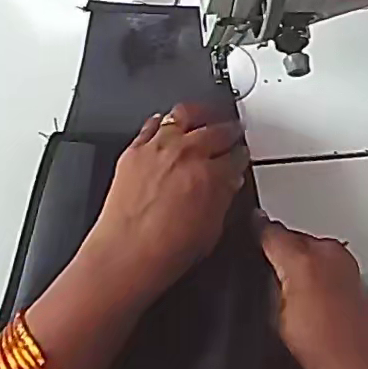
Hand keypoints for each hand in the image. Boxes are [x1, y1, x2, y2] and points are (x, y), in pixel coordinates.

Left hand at [78, 103, 245, 302]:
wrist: (126, 254)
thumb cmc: (165, 250)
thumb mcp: (212, 230)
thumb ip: (223, 199)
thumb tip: (227, 185)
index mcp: (211, 174)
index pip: (236, 155)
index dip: (241, 155)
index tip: (240, 155)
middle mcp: (186, 154)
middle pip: (216, 129)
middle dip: (229, 129)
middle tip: (232, 129)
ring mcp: (158, 147)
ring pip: (184, 114)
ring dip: (200, 114)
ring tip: (206, 114)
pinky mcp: (135, 149)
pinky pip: (152, 124)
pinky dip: (163, 121)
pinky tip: (167, 122)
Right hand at [258, 218, 367, 368]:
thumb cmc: (323, 357)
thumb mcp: (276, 320)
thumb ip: (268, 281)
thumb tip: (261, 261)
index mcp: (303, 258)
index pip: (268, 229)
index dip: (252, 236)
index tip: (242, 244)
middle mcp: (327, 250)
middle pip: (289, 236)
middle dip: (277, 251)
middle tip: (266, 278)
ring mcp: (344, 261)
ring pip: (307, 248)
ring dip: (296, 261)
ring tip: (288, 295)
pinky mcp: (355, 274)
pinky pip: (324, 261)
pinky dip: (314, 272)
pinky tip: (308, 301)